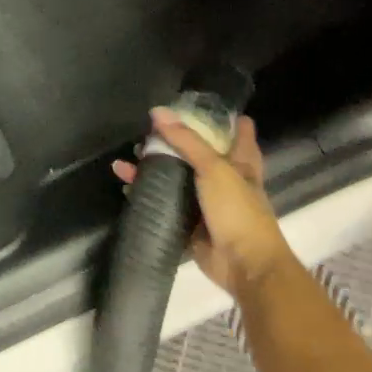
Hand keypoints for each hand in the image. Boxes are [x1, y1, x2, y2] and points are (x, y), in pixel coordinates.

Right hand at [113, 109, 294, 297]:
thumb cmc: (239, 212)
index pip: (241, 138)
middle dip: (175, 143)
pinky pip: (163, 202)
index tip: (210, 106)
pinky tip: (125, 184)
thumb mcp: (215, 169)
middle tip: (148, 130)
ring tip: (127, 158)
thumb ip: (186, 140)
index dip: (230, 121)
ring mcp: (206, 204)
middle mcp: (225, 183)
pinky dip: (145, 193)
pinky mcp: (190, 222)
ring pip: (176, 178)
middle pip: (199, 155)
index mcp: (241, 167)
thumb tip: (157, 111)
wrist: (245, 265)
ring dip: (152, 168)